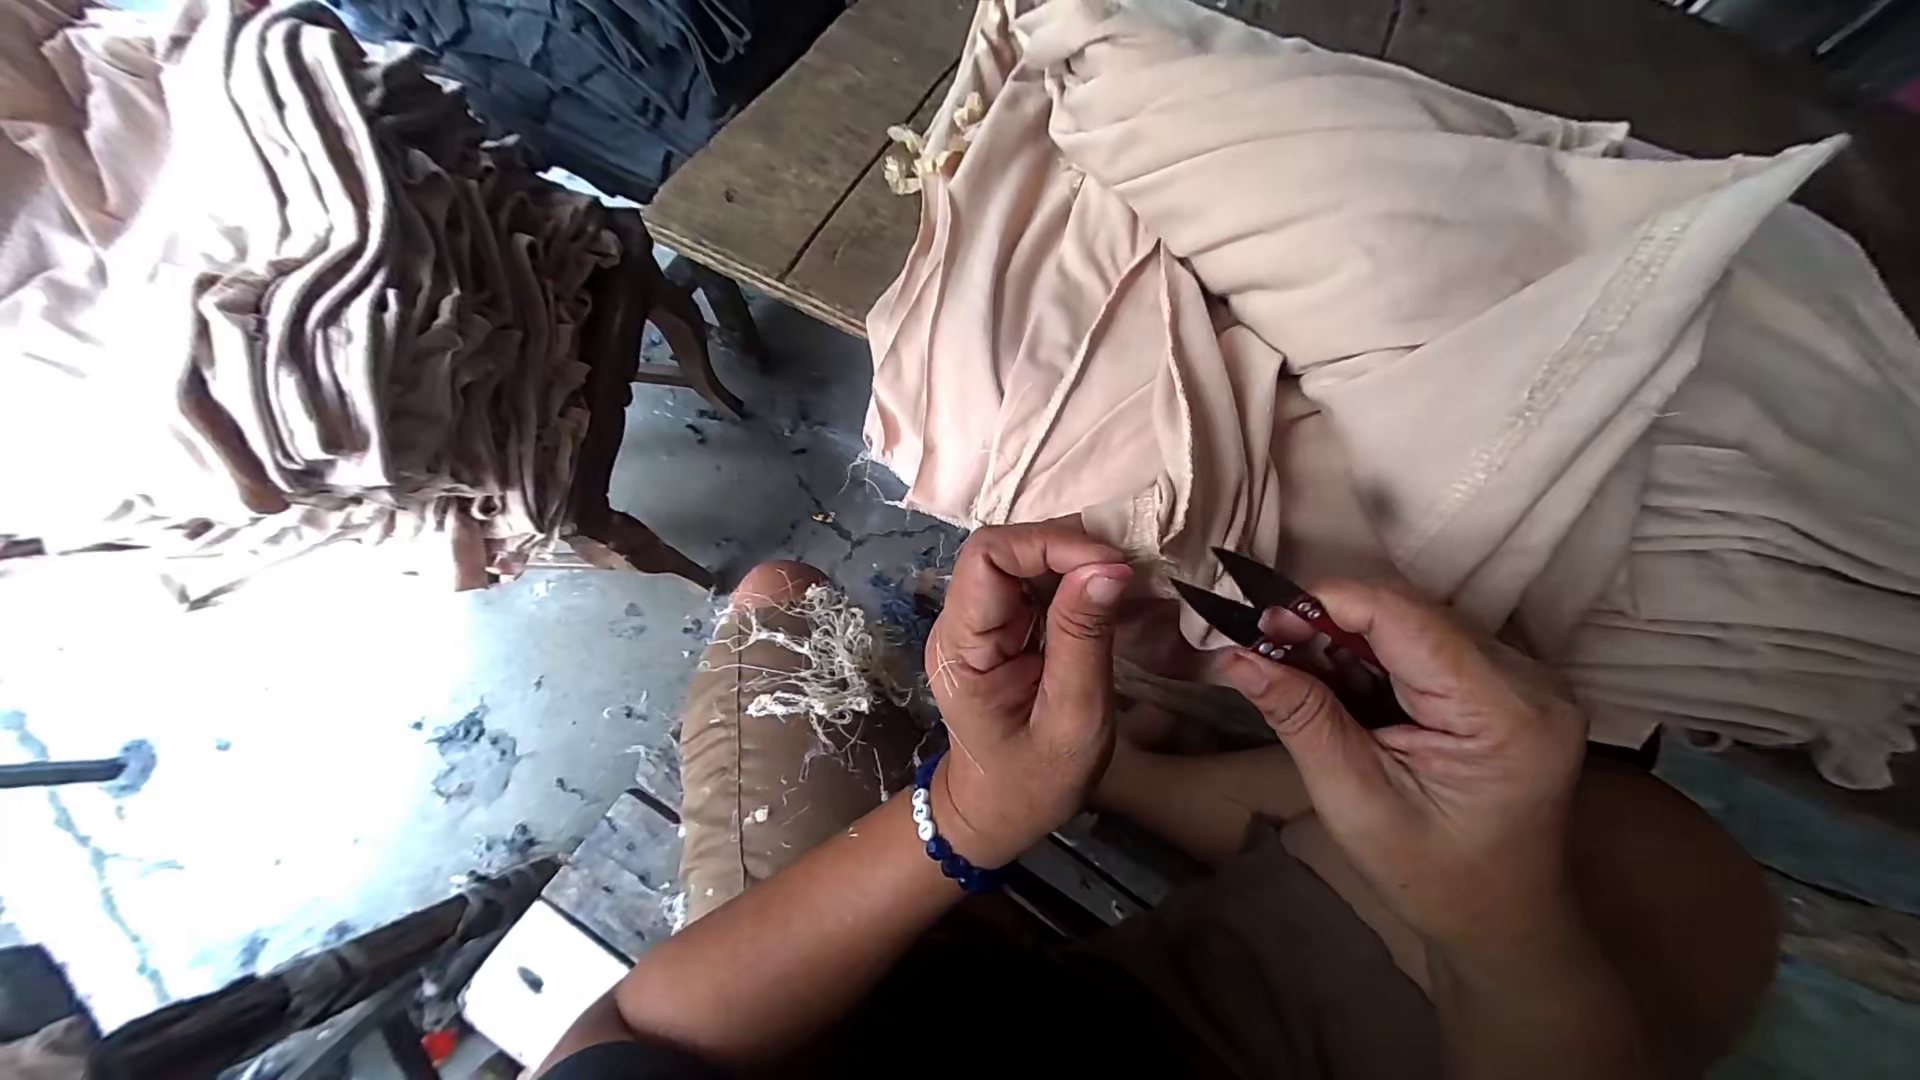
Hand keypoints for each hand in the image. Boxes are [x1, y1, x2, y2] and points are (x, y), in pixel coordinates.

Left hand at [923, 522, 1132, 866]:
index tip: (1111, 563)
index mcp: (961, 645)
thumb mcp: (1073, 720)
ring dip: (1074, 558)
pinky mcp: (1000, 626)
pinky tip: (1107, 590)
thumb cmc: (1034, 781)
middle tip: (1127, 566)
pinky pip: (1033, 582)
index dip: (1049, 545)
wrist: (998, 809)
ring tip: (1125, 575)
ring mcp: (978, 622)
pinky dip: (1073, 577)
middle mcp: (960, 621)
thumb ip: (1084, 639)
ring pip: (1020, 559)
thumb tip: (1109, 566)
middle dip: (1067, 546)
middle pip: (1003, 550)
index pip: (987, 558)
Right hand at [1213, 582, 1587, 950]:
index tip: (1262, 624)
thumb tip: (1235, 657)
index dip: (1327, 603)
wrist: (1499, 916)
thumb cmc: (1430, 873)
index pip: (1406, 617)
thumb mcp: (1350, 797)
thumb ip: (1298, 716)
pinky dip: (1363, 651)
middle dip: (1326, 620)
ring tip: (1298, 674)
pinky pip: (1416, 638)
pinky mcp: (1496, 680)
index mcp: (1502, 713)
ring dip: (1340, 636)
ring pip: (1406, 618)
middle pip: (1405, 611)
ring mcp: (1516, 676)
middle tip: (1267, 649)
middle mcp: (1524, 679)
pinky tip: (1338, 684)